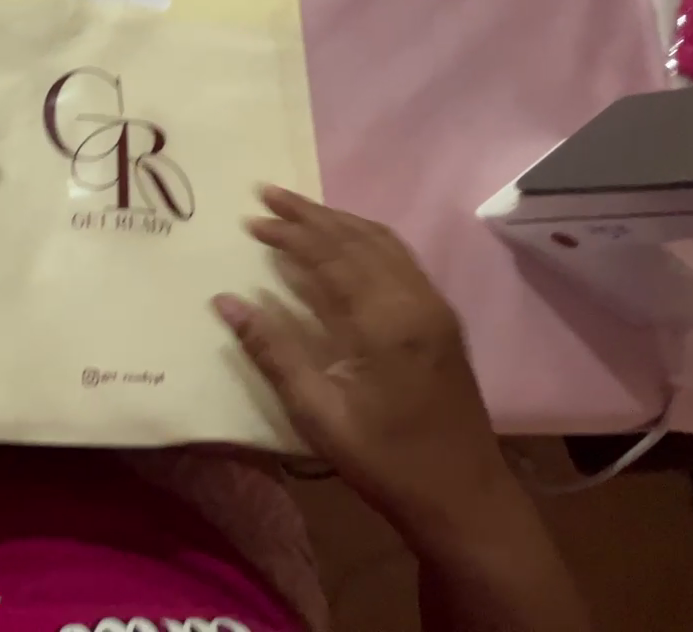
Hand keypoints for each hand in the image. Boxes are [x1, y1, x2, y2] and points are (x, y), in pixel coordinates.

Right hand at [214, 187, 520, 547]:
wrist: (466, 500)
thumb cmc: (386, 460)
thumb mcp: (318, 413)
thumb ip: (272, 351)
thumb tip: (226, 301)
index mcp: (385, 322)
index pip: (330, 257)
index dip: (290, 234)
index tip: (252, 219)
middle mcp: (415, 300)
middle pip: (357, 238)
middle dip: (310, 213)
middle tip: (268, 193)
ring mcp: (434, 306)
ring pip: (382, 242)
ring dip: (338, 220)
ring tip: (298, 207)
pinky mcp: (441, 317)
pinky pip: (399, 258)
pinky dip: (365, 237)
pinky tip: (345, 239)